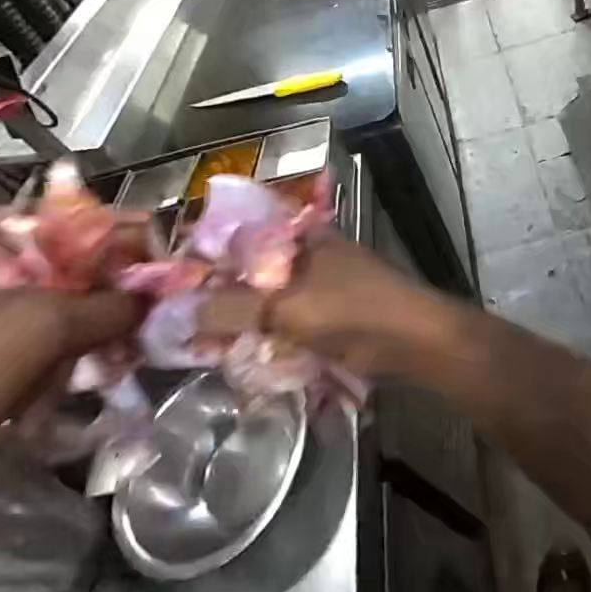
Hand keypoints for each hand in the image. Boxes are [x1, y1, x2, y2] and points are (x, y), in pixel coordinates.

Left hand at [0, 223, 140, 470]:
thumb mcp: (44, 330)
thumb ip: (105, 308)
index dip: (90, 231)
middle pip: (35, 265)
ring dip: (69, 324)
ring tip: (104, 344)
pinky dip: (41, 352)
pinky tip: (64, 376)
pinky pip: (8, 342)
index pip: (37, 218)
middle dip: (86, 286)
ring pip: (25, 308)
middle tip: (124, 304)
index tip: (129, 254)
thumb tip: (147, 300)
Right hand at [199, 235, 455, 378]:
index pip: (238, 240)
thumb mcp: (288, 308)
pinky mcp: (327, 316)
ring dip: (242, 323)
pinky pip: (285, 323)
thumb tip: (177, 313)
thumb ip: (233, 309)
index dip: (206, 262)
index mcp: (298, 237)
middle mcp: (306, 255)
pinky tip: (242, 354)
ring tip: (205, 344)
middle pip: (250, 274)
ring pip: (266, 302)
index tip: (173, 290)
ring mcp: (318, 286)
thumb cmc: (354, 312)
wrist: (416, 342)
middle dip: (221, 299)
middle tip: (184, 325)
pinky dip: (266, 337)